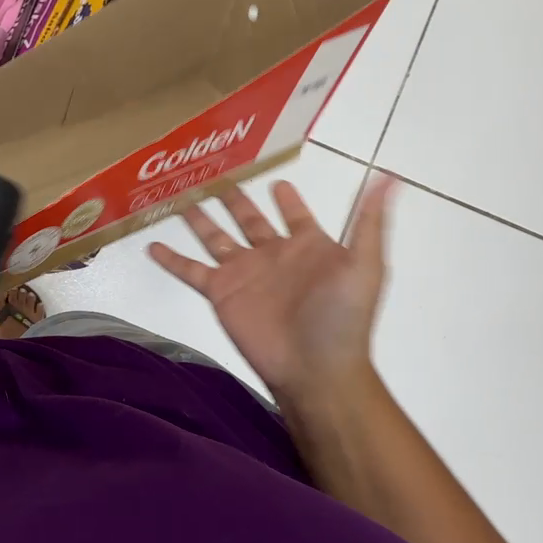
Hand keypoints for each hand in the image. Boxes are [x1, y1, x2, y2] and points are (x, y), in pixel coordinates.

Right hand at [147, 177, 395, 402]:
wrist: (314, 367)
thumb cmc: (342, 316)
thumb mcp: (365, 265)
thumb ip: (368, 222)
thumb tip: (390, 177)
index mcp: (307, 246)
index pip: (295, 215)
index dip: (287, 198)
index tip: (275, 178)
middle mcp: (272, 254)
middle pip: (248, 218)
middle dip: (234, 198)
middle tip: (215, 174)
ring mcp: (243, 273)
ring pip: (215, 237)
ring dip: (199, 218)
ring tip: (181, 197)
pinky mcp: (219, 292)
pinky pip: (190, 270)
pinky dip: (171, 258)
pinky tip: (151, 244)